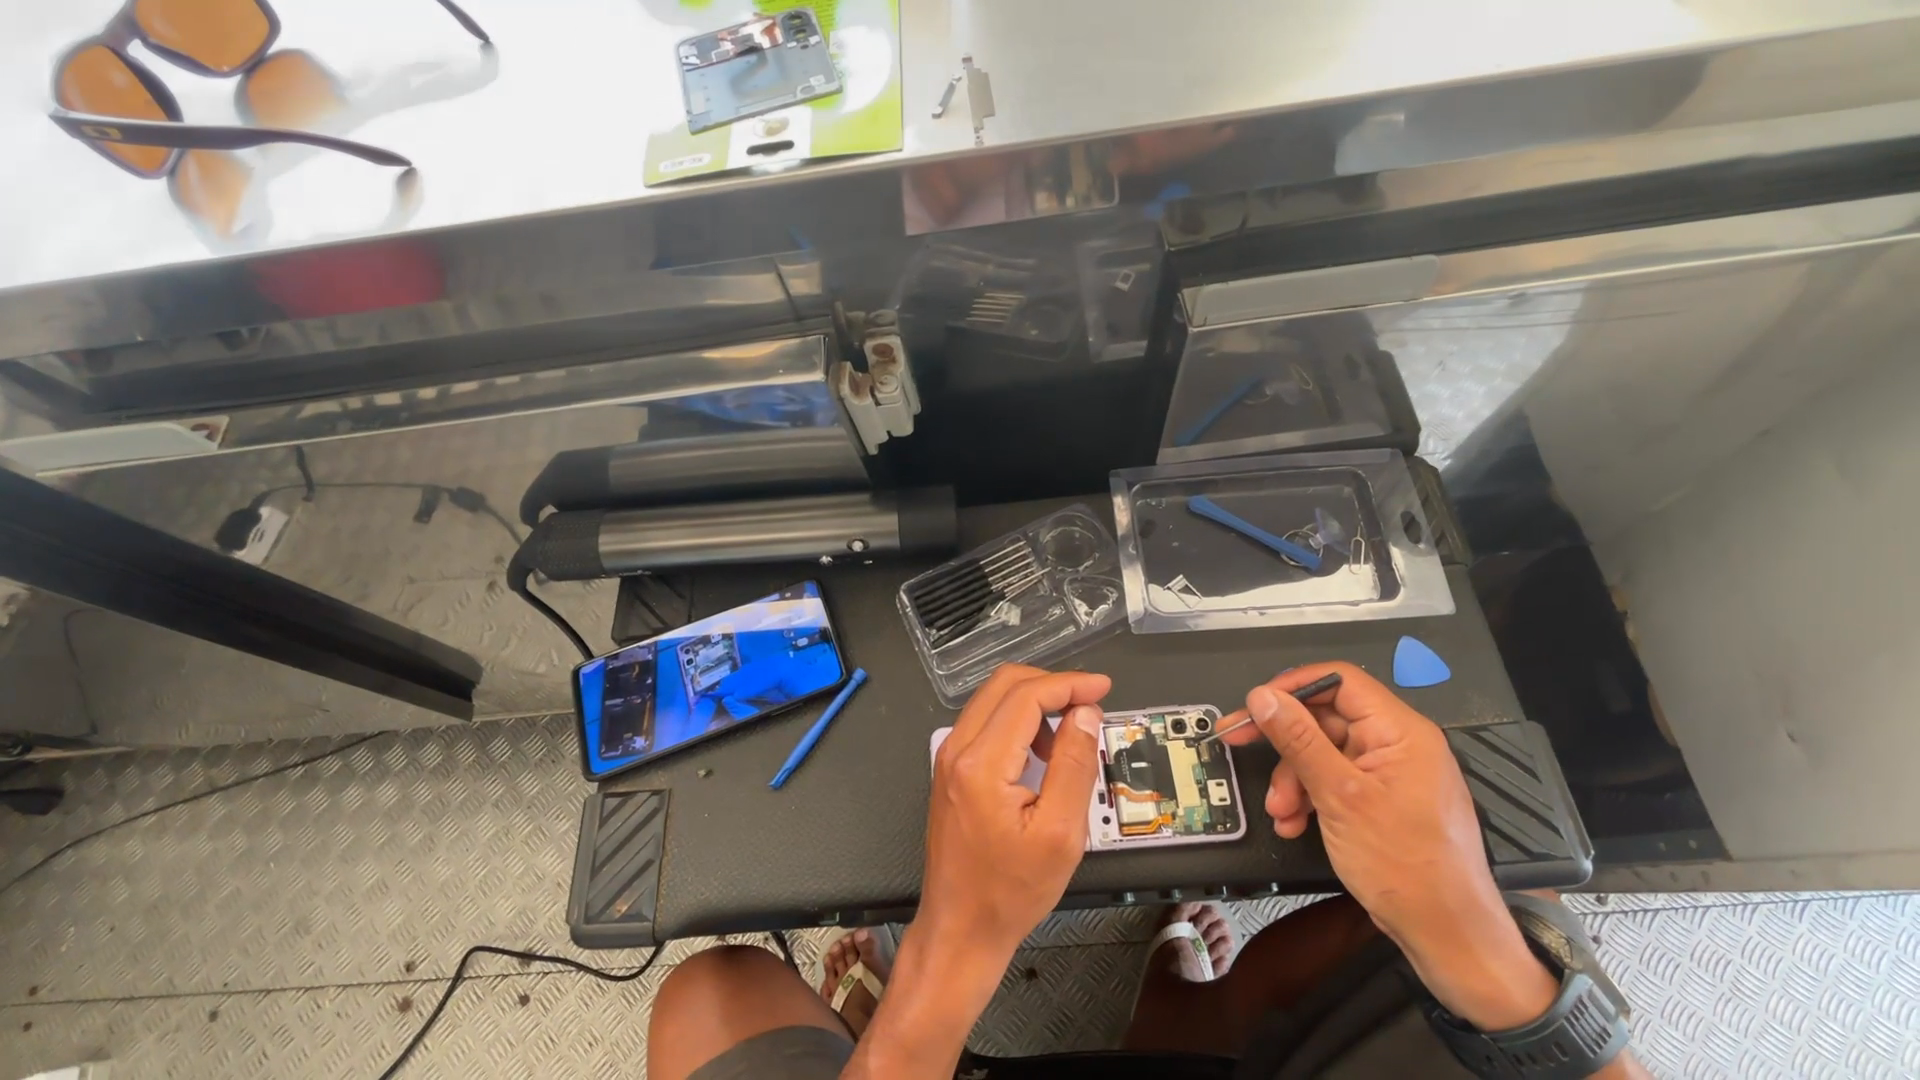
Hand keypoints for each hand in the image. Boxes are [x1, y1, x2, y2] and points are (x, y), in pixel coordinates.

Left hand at [922, 663, 1110, 957]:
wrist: (960, 929)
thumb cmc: (1011, 891)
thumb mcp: (1061, 833)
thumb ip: (1074, 765)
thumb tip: (1085, 714)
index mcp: (982, 763)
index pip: (1026, 695)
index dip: (1069, 684)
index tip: (1104, 688)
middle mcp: (957, 750)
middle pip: (1004, 684)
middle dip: (1052, 685)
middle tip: (1090, 703)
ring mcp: (948, 758)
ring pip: (992, 700)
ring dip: (1034, 703)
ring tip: (1068, 738)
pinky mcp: (950, 770)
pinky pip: (985, 724)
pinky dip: (1017, 722)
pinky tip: (1041, 754)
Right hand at [1222, 662, 1557, 1029]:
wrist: (1445, 933)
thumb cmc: (1402, 862)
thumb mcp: (1339, 796)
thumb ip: (1299, 740)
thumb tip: (1263, 696)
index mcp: (1399, 731)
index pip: (1338, 681)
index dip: (1291, 687)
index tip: (1253, 706)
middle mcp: (1397, 744)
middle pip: (1325, 719)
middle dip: (1285, 746)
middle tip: (1238, 745)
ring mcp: (1389, 773)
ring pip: (1323, 753)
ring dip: (1292, 780)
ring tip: (1281, 812)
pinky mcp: (1381, 800)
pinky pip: (1334, 782)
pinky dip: (1309, 799)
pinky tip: (1295, 824)